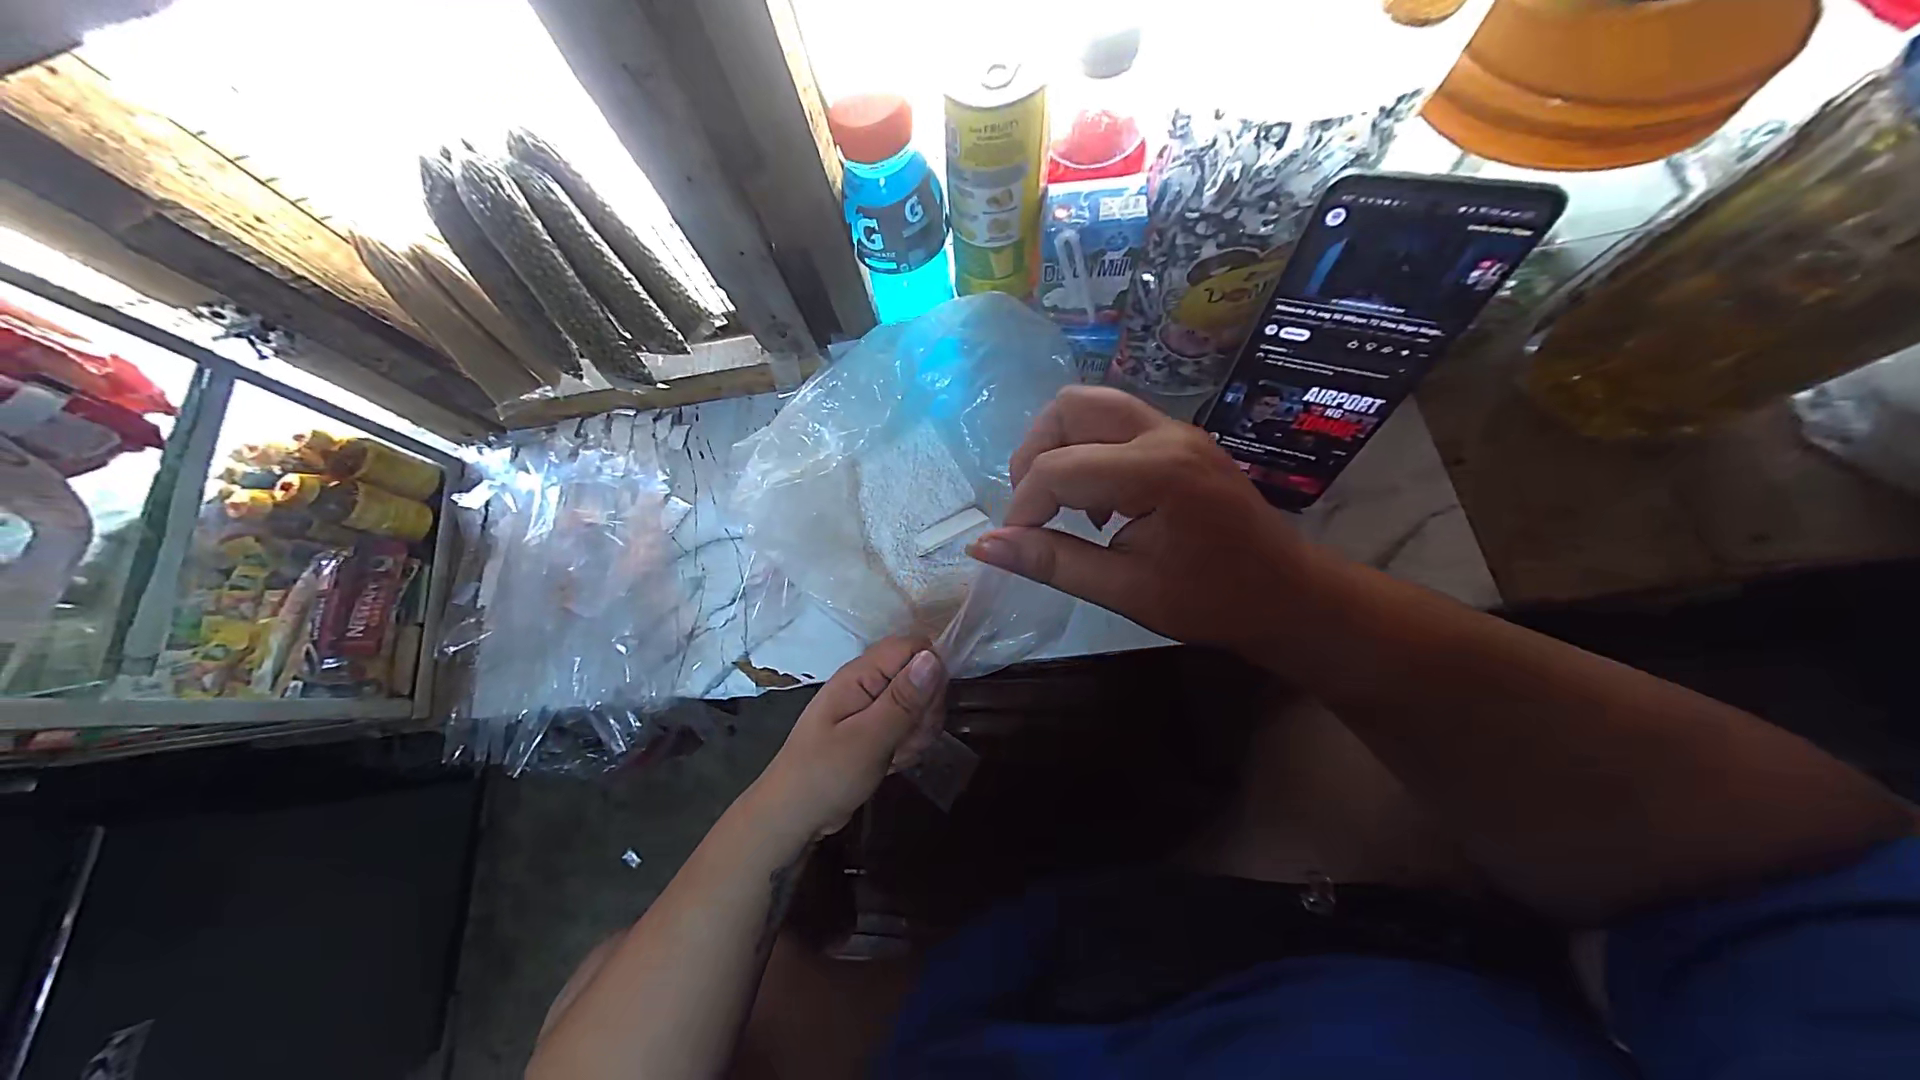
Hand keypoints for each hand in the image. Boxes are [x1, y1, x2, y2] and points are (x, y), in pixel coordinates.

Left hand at [748, 637, 947, 838]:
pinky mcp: (876, 729)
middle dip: (926, 708)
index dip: (931, 671)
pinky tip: (893, 762)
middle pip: (921, 675)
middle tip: (906, 738)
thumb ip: (903, 699)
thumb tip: (933, 656)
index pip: (913, 647)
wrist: (792, 818)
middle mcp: (868, 683)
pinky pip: (909, 726)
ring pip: (919, 704)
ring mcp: (872, 707)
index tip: (928, 707)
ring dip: (918, 731)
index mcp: (861, 675)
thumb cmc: (824, 776)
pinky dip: (909, 744)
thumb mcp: (868, 739)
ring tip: (896, 754)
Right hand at [966, 386, 1313, 652]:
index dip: (1022, 506)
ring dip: (1059, 445)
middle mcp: (1165, 434)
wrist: (1286, 594)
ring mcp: (1176, 429)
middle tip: (1032, 507)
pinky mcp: (1179, 437)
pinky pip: (1115, 421)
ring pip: (1092, 405)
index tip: (1016, 544)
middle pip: (1071, 406)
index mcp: (1157, 472)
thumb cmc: (1211, 602)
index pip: (1058, 468)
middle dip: (1035, 452)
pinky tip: (1097, 500)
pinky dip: (1087, 448)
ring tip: (1058, 500)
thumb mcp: (1124, 591)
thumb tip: (984, 546)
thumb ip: (1052, 562)